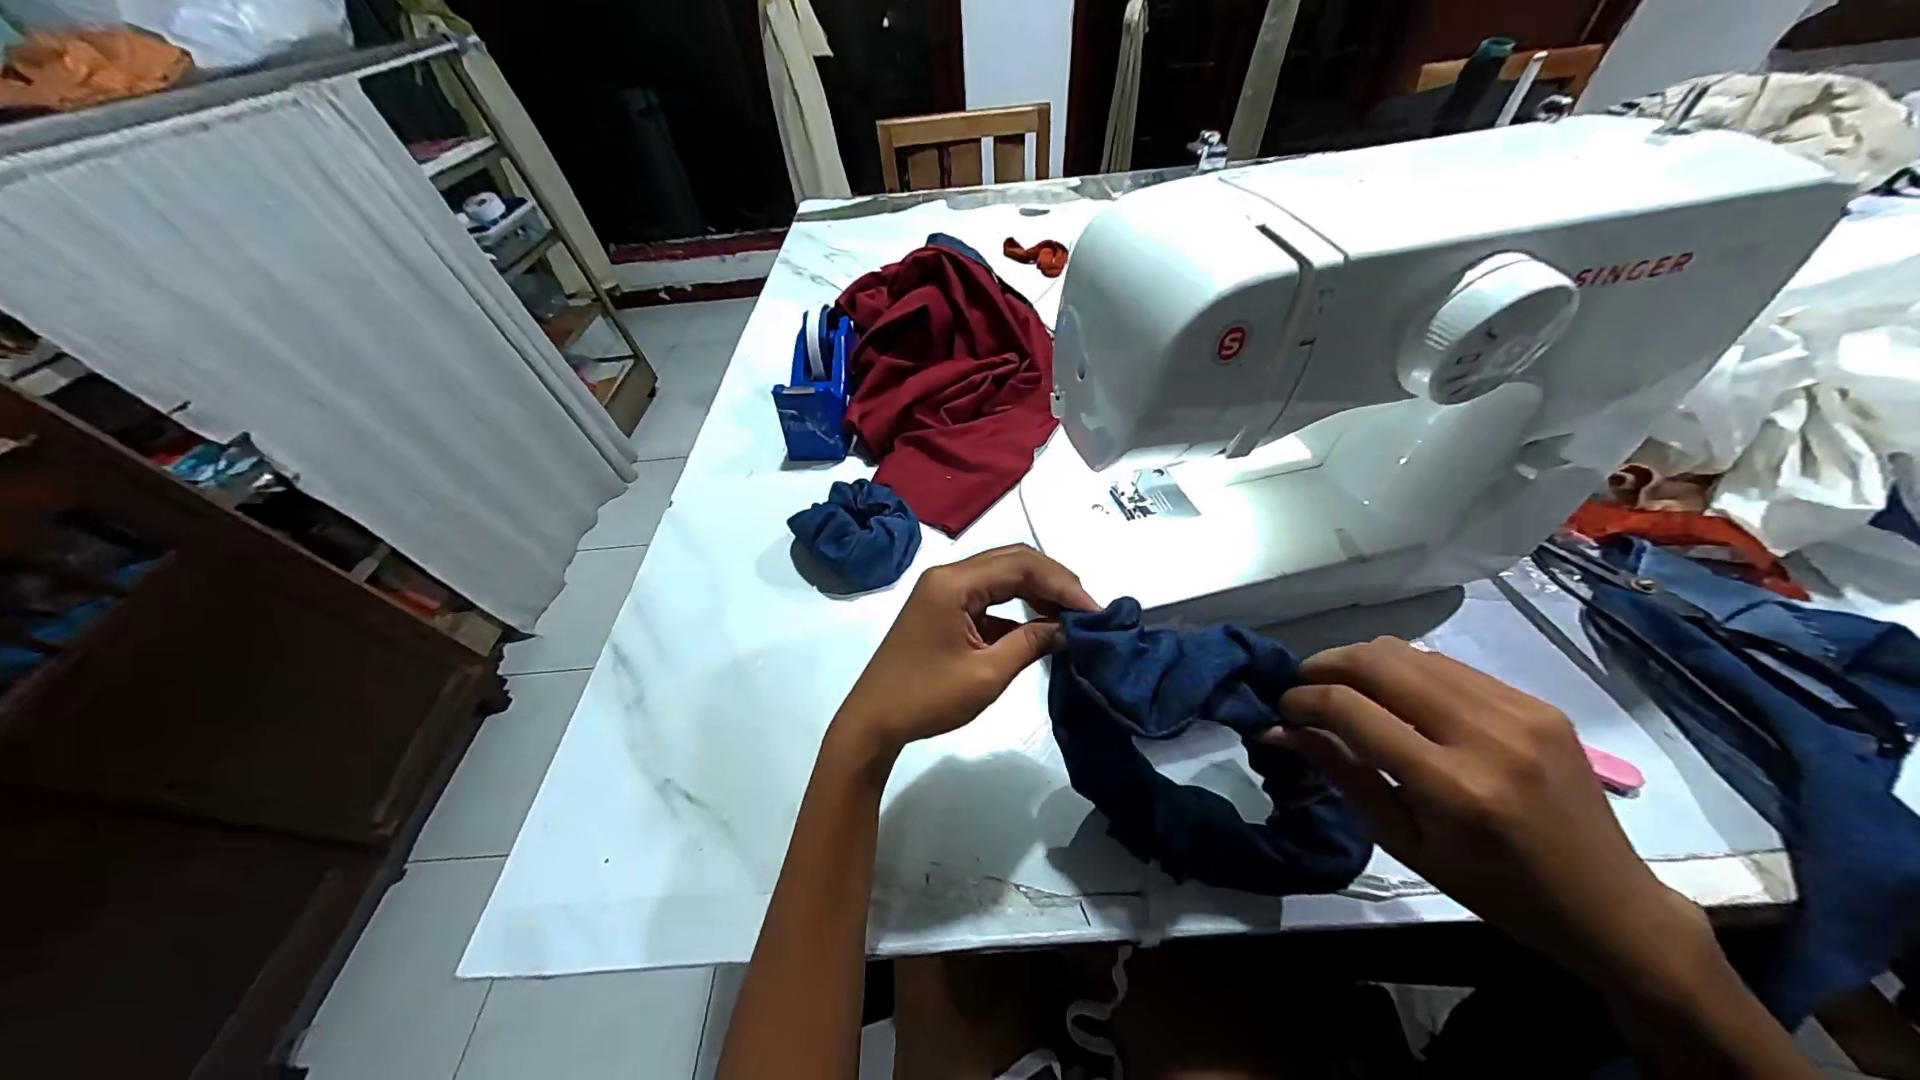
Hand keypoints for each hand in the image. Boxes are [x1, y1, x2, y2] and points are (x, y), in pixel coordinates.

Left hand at [831, 545, 1097, 759]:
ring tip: (1070, 618)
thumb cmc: (927, 698)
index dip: (1062, 584)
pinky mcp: (944, 609)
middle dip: (1053, 582)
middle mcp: (948, 575)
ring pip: (1001, 577)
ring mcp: (944, 590)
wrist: (873, 721)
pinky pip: (988, 597)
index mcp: (954, 582)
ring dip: (1037, 594)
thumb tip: (1069, 629)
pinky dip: (1016, 610)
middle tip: (1086, 609)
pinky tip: (1040, 629)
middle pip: (1012, 562)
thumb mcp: (987, 674)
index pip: (1021, 565)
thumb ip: (1031, 643)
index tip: (1093, 610)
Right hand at [1272, 637, 1714, 994]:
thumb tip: (1280, 731)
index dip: (1303, 700)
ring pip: (1409, 652)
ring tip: (1339, 685)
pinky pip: (1446, 664)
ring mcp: (1518, 710)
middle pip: (1378, 662)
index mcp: (1453, 786)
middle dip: (1324, 665)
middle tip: (1302, 686)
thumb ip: (1342, 774)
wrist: (1610, 905)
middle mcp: (1487, 734)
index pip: (1351, 709)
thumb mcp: (1403, 842)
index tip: (1283, 709)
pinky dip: (1403, 669)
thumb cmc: (1494, 889)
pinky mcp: (1535, 702)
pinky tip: (1392, 694)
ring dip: (1359, 660)